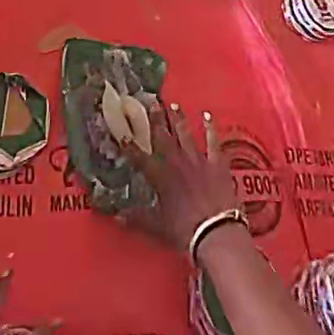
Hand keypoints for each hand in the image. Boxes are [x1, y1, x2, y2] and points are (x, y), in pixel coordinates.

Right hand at [129, 102, 241, 255]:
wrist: (217, 232)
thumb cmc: (185, 231)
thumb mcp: (157, 226)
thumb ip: (136, 218)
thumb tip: (116, 217)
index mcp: (160, 177)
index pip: (139, 157)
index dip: (129, 145)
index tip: (122, 133)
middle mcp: (176, 162)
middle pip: (163, 136)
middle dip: (155, 119)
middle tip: (151, 102)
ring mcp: (198, 160)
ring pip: (185, 133)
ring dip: (178, 118)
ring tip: (173, 104)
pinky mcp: (217, 163)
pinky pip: (213, 141)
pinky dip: (210, 128)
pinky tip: (207, 116)